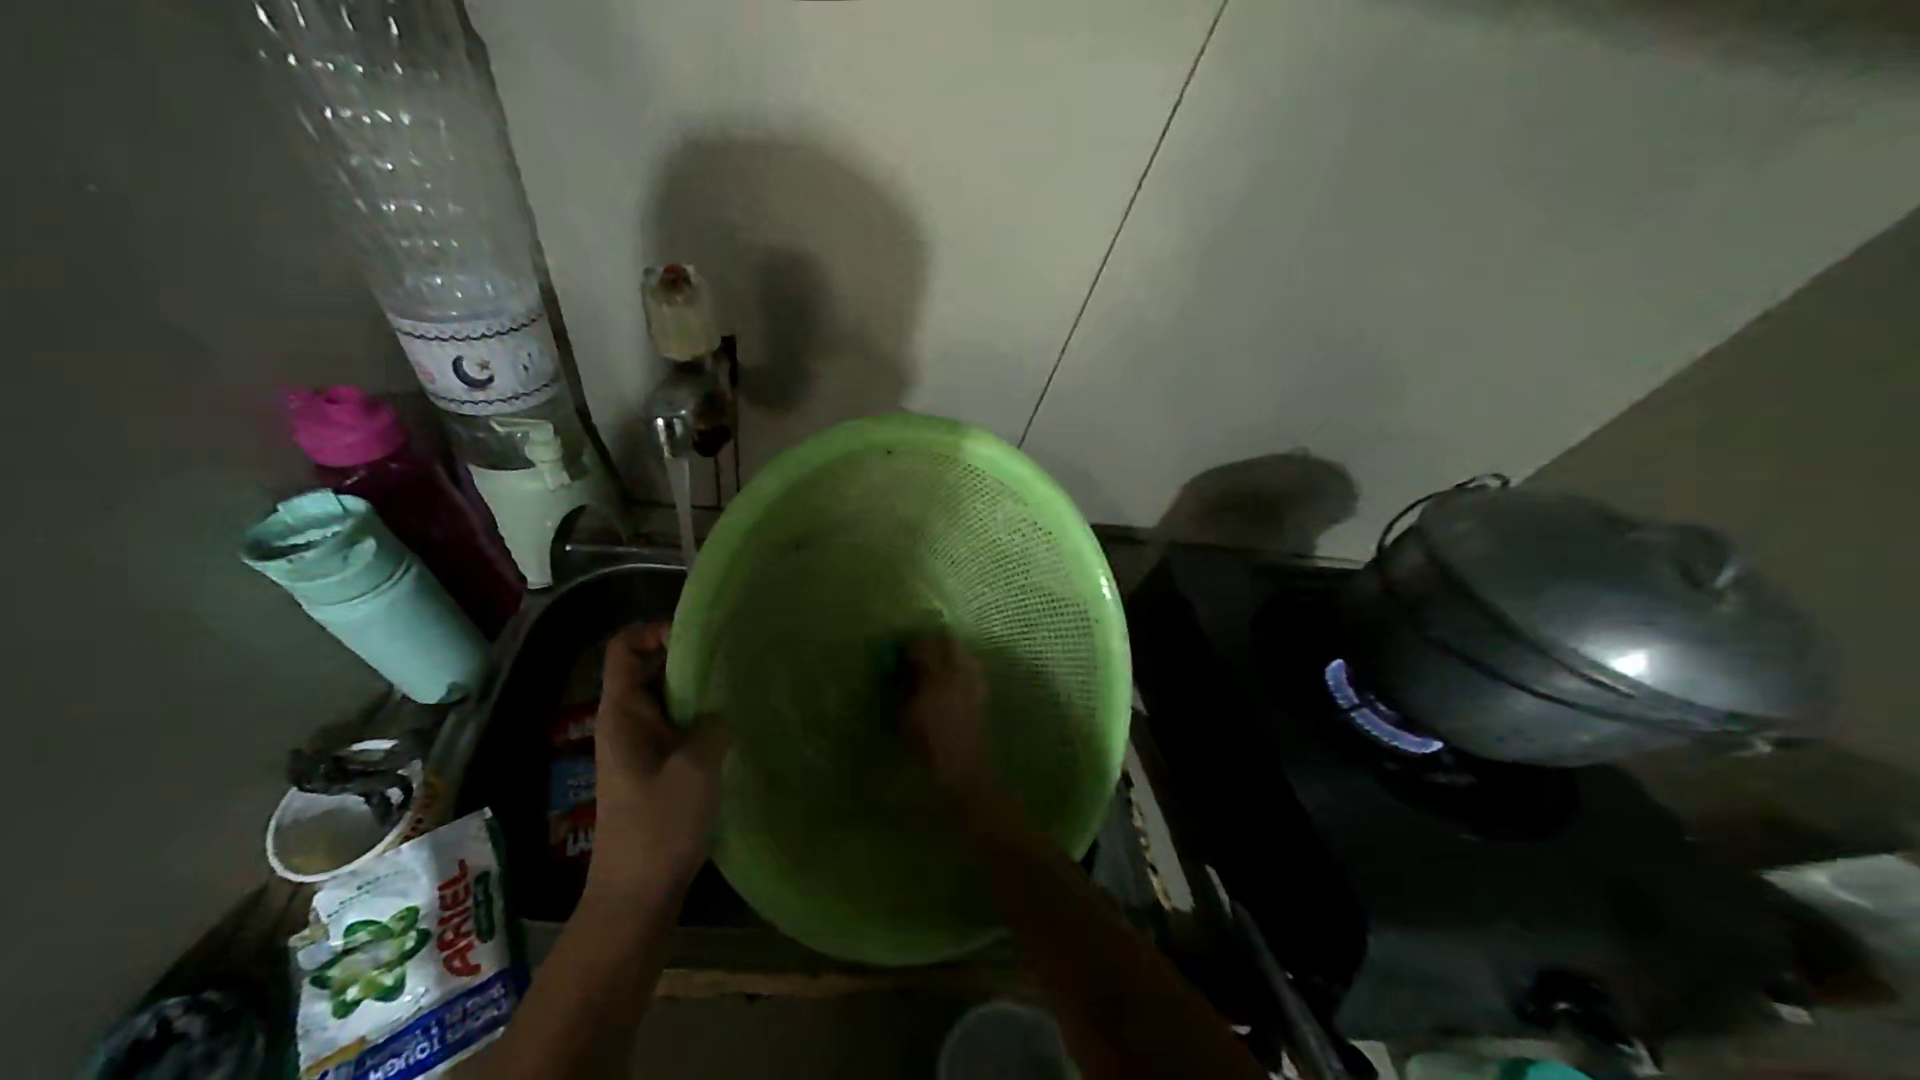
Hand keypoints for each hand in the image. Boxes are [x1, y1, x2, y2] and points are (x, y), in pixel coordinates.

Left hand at [588, 623, 728, 896]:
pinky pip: (678, 727)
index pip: (623, 649)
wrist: (637, 893)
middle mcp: (627, 723)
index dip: (654, 631)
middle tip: (733, 661)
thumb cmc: (659, 826)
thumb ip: (713, 726)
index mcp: (622, 714)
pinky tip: (735, 728)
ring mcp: (641, 747)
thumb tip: (723, 712)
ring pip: (668, 700)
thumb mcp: (696, 768)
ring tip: (740, 689)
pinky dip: (702, 719)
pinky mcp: (657, 769)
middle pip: (649, 669)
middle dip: (688, 660)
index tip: (696, 639)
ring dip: (699, 692)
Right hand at [899, 634, 996, 808]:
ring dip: (947, 650)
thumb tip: (897, 671)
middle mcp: (959, 673)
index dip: (909, 644)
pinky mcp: (983, 693)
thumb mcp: (905, 720)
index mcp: (937, 677)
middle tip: (916, 652)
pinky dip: (958, 665)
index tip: (898, 650)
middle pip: (948, 640)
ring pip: (962, 651)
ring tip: (933, 664)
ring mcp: (975, 681)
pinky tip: (948, 680)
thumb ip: (901, 691)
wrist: (966, 773)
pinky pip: (970, 667)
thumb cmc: (929, 749)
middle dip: (931, 641)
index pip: (923, 645)